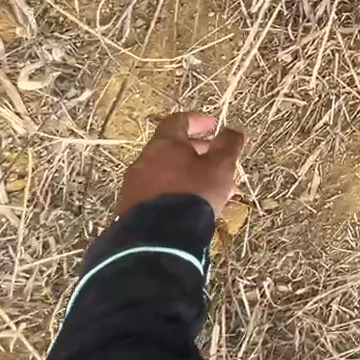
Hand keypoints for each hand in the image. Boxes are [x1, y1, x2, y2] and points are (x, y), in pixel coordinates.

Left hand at [115, 112, 244, 216]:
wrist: (158, 239)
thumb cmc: (194, 192)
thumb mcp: (221, 165)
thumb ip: (228, 144)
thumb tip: (231, 131)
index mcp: (164, 145)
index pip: (177, 121)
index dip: (197, 121)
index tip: (214, 127)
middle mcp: (143, 162)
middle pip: (171, 149)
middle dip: (199, 152)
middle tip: (218, 161)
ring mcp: (133, 187)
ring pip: (167, 173)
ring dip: (190, 175)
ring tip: (212, 190)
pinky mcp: (129, 211)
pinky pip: (158, 193)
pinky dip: (177, 193)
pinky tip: (193, 207)